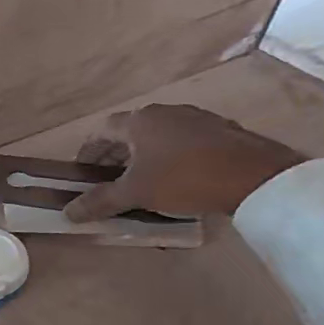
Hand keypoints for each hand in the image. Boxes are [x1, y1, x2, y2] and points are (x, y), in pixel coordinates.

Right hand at [63, 104, 307, 221]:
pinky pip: (184, 142)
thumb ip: (100, 201)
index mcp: (140, 121)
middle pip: (130, 132)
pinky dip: (170, 157)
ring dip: (143, 157)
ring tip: (140, 183)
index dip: (87, 152)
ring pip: (158, 137)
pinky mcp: (222, 131)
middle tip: (107, 182)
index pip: (102, 131)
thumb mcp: (135, 193)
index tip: (82, 173)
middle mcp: (166, 112)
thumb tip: (68, 212)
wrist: (256, 175)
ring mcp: (197, 118)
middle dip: (114, 157)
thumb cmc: (184, 178)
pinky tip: (176, 180)